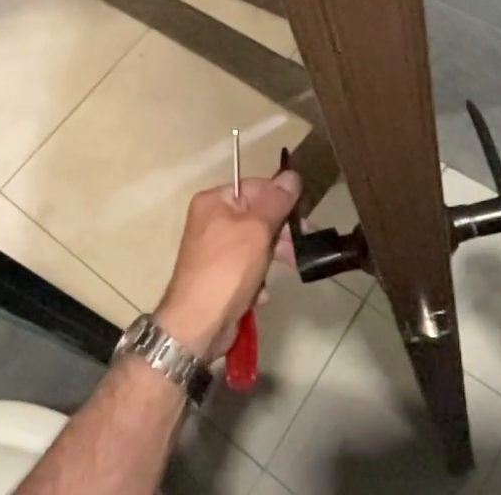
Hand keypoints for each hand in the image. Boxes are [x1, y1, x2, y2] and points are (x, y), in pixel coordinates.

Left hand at [154, 170, 301, 358]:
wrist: (198, 325)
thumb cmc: (228, 269)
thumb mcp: (257, 229)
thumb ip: (277, 201)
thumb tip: (292, 175)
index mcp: (214, 201)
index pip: (257, 187)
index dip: (281, 201)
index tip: (303, 218)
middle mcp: (211, 221)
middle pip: (258, 216)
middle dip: (279, 234)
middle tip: (299, 249)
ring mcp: (214, 250)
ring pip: (256, 243)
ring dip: (271, 259)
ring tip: (279, 274)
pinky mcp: (220, 275)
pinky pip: (248, 267)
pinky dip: (257, 278)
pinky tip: (259, 293)